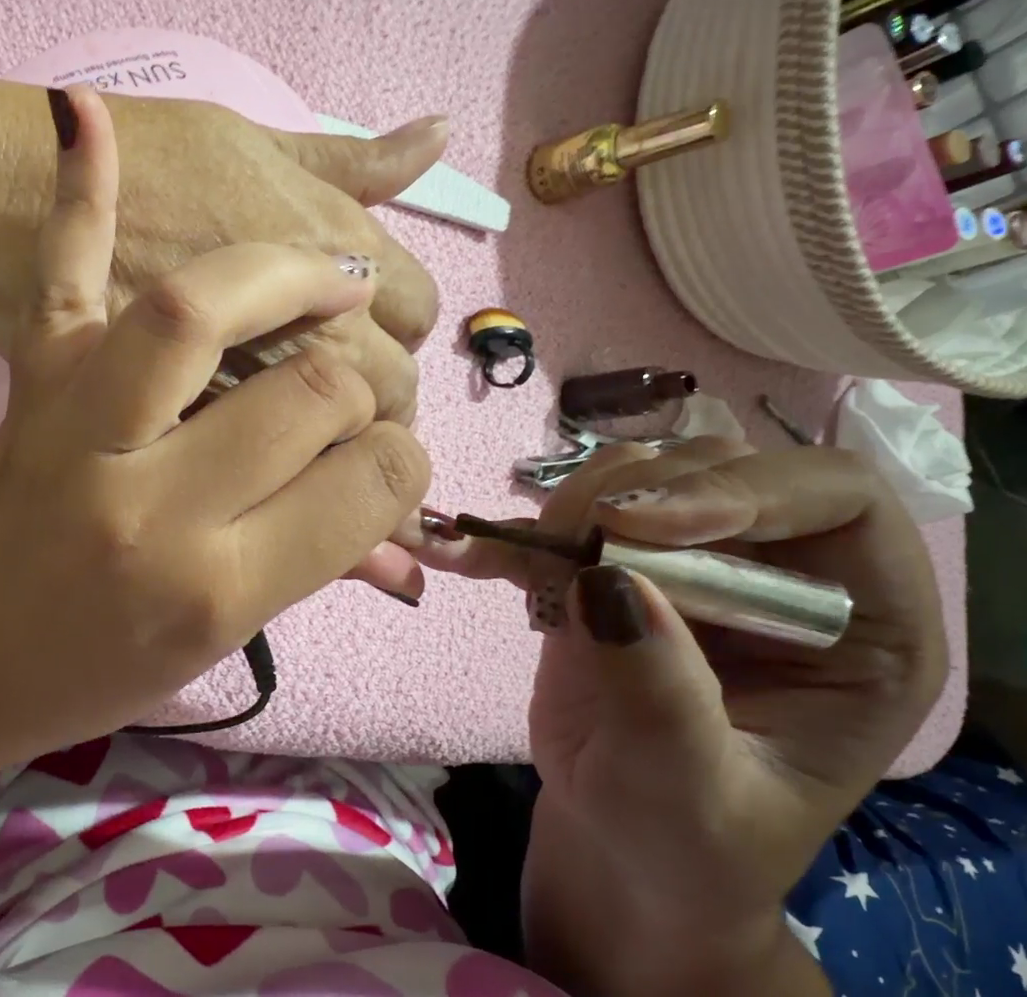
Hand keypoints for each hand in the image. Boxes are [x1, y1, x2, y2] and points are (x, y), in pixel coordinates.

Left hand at [0, 85, 430, 764]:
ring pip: (204, 308)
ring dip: (285, 276)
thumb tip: (411, 539)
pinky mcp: (26, 389)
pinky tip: (85, 114)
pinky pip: (55, 280)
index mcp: (212, 587)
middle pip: (310, 386)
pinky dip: (74, 193)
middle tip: (347, 390)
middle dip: (359, 380)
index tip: (387, 463)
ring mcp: (75, 430)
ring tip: (321, 280)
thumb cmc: (83, 678)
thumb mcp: (210, 645)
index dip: (402, 463)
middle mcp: (150, 503)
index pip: (370, 480)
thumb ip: (309, 569)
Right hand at [423, 439, 946, 990]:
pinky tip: (457, 555)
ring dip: (567, 506)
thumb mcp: (691, 787)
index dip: (746, 489)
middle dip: (635, 495)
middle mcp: (779, 576)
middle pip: (716, 468)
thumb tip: (608, 578)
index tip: (641, 526)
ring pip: (631, 479)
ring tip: (524, 566)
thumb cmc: (691, 839)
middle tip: (569, 544)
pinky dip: (505, 537)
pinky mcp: (607, 577)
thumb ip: (663, 691)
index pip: (834, 498)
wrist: (624, 847)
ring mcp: (686, 570)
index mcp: (859, 623)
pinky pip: (558, 526)